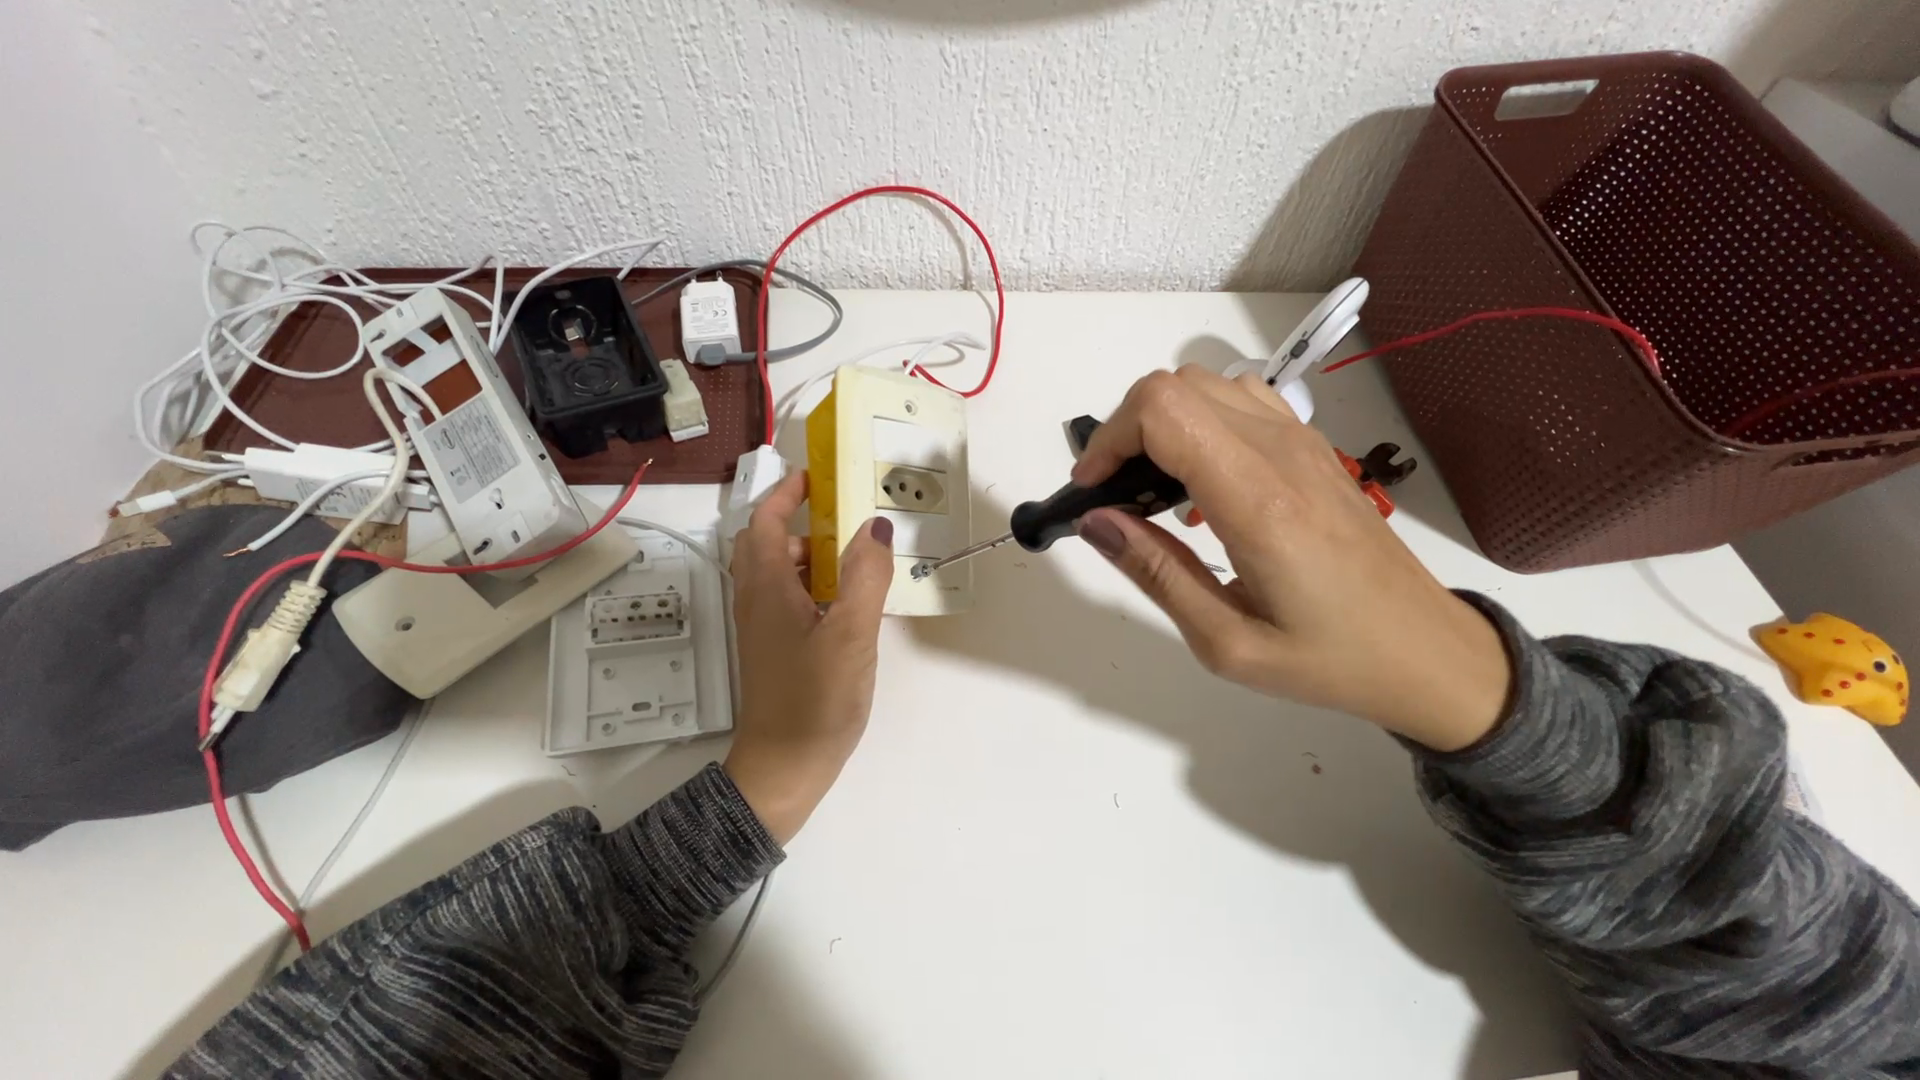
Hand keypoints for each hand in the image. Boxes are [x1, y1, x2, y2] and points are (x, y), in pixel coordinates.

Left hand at [724, 470, 894, 843]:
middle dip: (801, 520)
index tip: (819, 476)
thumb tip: (874, 527)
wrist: (785, 766)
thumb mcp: (851, 635)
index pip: (767, 523)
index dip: (788, 493)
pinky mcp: (775, 649)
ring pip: (779, 573)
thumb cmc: (815, 699)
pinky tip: (848, 600)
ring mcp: (763, 627)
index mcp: (768, 588)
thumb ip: (865, 577)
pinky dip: (814, 584)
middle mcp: (757, 601)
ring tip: (855, 553)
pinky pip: (788, 598)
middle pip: (768, 544)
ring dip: (810, 553)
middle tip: (844, 514)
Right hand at [1072, 367, 1509, 751]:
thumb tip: (1095, 521)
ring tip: (1153, 490)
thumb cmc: (1327, 658)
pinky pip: (1240, 400)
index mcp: (1257, 501)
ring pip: (1206, 385)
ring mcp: (1301, 442)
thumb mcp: (1226, 642)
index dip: (1110, 439)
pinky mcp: (1311, 447)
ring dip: (1162, 424)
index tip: (1091, 491)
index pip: (1164, 413)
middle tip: (1115, 496)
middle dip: (1125, 431)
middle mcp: (1280, 453)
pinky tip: (1199, 480)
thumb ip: (1156, 572)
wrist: (1423, 650)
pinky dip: (1199, 421)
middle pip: (1176, 387)